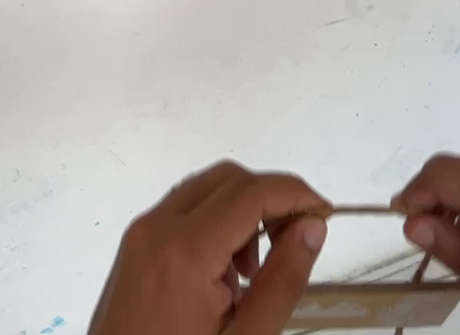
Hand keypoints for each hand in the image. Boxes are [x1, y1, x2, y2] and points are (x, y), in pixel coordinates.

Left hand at [88, 160, 328, 334]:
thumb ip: (282, 281)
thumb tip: (312, 226)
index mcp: (184, 250)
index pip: (250, 192)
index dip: (294, 193)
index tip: (325, 212)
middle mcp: (156, 225)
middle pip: (227, 178)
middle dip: (269, 199)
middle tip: (295, 242)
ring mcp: (140, 231)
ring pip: (205, 188)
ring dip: (241, 211)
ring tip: (254, 273)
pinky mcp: (134, 243)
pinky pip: (183, 209)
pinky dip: (214, 221)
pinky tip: (224, 273)